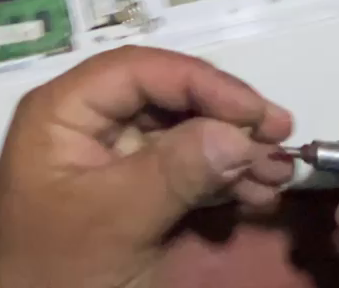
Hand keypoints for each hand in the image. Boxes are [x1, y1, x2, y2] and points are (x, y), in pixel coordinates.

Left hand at [0, 46, 294, 287]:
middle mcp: (87, 123)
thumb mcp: (114, 220)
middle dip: (223, 117)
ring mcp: (111, 160)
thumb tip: (239, 134)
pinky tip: (257, 193)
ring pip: (179, 135)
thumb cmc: (57, 273)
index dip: (200, 82)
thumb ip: (175, 171)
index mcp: (64, 110)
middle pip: (164, 98)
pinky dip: (221, 181)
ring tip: (280, 173)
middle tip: (281, 136)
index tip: (255, 111)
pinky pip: (181, 173)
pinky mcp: (131, 197)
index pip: (138, 71)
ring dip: (231, 151)